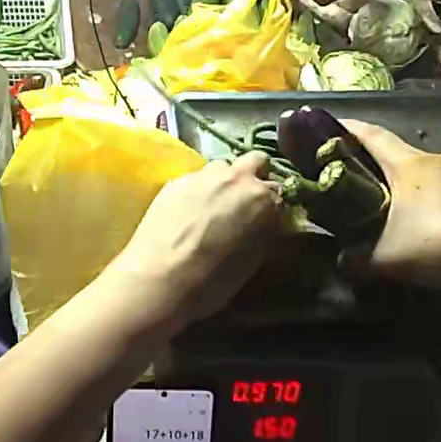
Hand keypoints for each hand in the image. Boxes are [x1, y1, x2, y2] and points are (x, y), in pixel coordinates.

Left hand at [100, 153, 283, 326]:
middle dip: (253, 177)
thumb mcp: (252, 263)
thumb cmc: (212, 280)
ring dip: (223, 182)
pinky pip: (194, 179)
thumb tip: (273, 227)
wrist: (158, 278)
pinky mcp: (175, 181)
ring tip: (211, 209)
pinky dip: (197, 191)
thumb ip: (267, 235)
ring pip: (221, 167)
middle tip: (244, 205)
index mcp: (264, 197)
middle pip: (255, 162)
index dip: (274, 205)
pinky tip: (185, 214)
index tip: (267, 218)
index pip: (282, 190)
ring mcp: (203, 175)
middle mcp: (236, 177)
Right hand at [342, 119, 440, 285]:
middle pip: (392, 152)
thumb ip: (357, 259)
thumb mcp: (388, 257)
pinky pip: (434, 187)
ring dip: (392, 179)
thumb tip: (340, 260)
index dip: (347, 128)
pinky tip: (409, 217)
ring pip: (414, 171)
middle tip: (339, 169)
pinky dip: (414, 195)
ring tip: (371, 196)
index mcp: (408, 165)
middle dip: (365, 157)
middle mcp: (432, 161)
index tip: (325, 126)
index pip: (372, 135)